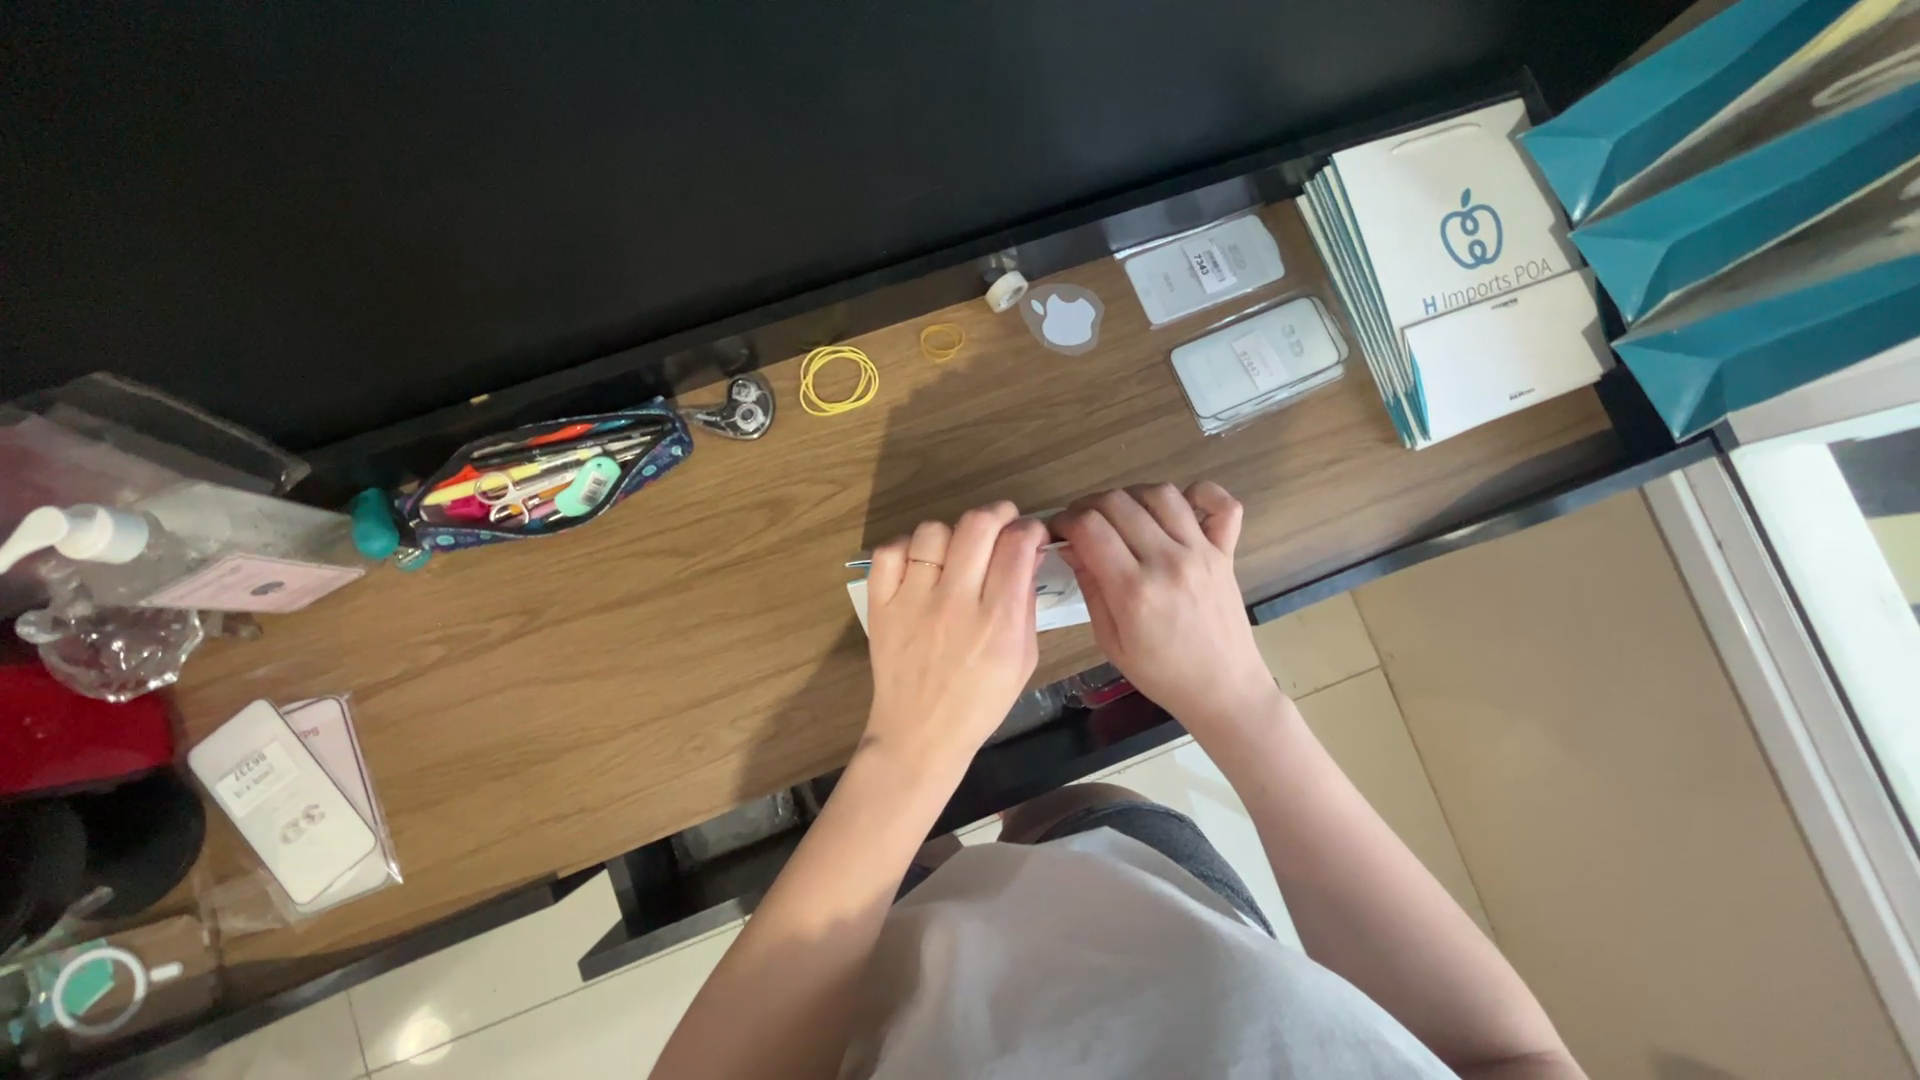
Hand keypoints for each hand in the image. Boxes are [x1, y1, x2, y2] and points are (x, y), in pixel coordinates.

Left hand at [863, 501, 1049, 778]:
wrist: (920, 734)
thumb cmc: (980, 702)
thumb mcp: (1024, 660)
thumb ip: (1027, 605)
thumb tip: (1028, 555)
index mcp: (999, 622)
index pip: (1017, 546)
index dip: (1029, 528)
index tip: (1030, 533)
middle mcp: (956, 604)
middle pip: (977, 525)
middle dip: (998, 513)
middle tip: (1001, 522)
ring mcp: (913, 602)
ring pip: (933, 531)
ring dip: (953, 533)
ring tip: (958, 550)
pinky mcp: (880, 606)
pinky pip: (890, 551)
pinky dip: (907, 547)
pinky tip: (921, 563)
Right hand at [1052, 482, 1279, 731]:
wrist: (1222, 689)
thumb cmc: (1160, 674)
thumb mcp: (1110, 641)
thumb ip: (1090, 588)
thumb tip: (1070, 545)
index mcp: (1134, 590)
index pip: (1089, 527)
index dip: (1065, 521)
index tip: (1059, 531)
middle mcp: (1168, 561)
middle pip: (1118, 502)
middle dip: (1089, 506)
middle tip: (1084, 526)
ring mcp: (1201, 552)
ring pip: (1161, 493)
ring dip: (1132, 497)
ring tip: (1123, 517)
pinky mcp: (1226, 551)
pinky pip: (1221, 503)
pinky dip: (1200, 493)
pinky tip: (1180, 507)